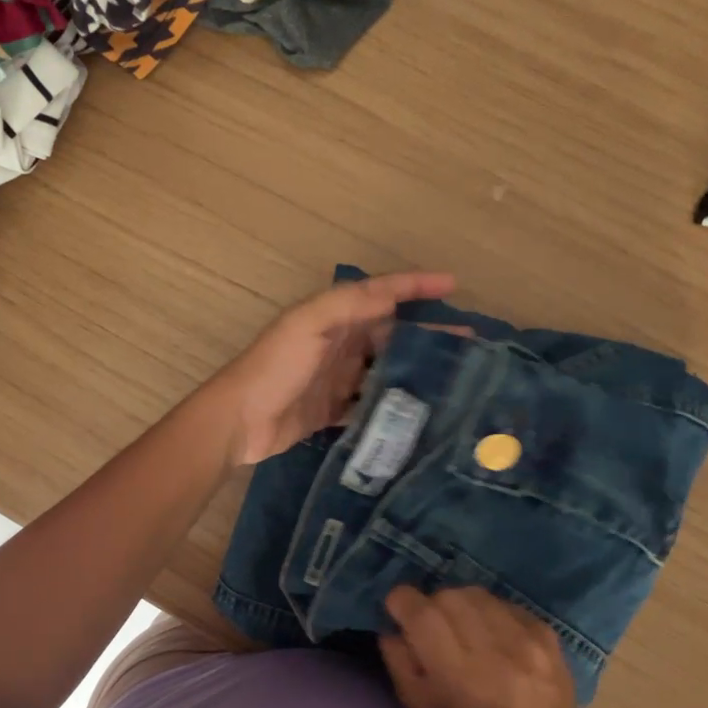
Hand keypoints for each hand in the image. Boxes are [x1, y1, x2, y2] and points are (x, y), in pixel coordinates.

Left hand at [205, 272, 455, 465]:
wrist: (239, 421)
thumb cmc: (274, 367)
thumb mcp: (309, 324)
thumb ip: (349, 304)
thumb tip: (393, 295)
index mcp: (332, 317)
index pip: (380, 293)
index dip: (415, 286)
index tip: (453, 285)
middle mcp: (337, 343)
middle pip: (389, 334)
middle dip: (426, 336)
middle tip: (467, 345)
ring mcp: (335, 379)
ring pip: (383, 370)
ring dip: (414, 372)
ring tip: (453, 380)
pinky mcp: (331, 411)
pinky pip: (369, 406)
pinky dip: (391, 406)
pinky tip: (419, 412)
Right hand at [380, 585, 590, 707]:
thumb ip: (399, 664)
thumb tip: (392, 628)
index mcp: (455, 671)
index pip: (419, 611)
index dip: (401, 602)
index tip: (398, 610)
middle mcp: (490, 646)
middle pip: (445, 596)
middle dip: (430, 605)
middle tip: (432, 627)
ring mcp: (522, 636)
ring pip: (474, 594)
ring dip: (459, 605)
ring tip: (462, 628)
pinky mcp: (545, 632)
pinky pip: (503, 603)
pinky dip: (489, 612)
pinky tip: (492, 635)